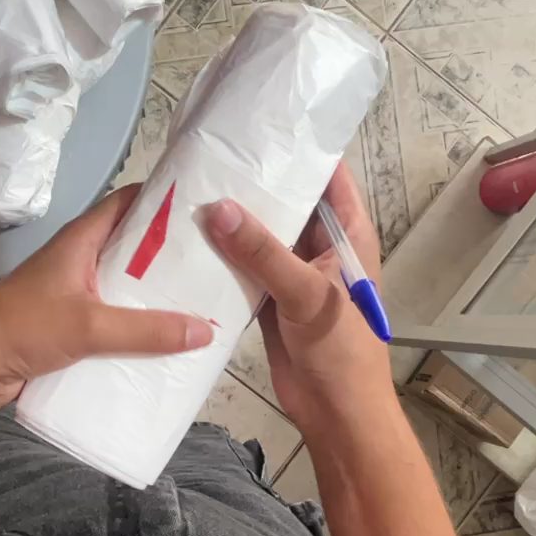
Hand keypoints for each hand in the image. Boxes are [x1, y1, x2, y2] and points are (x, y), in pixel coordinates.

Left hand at [0, 184, 211, 405]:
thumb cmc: (24, 328)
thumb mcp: (90, 327)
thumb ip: (147, 330)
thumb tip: (205, 330)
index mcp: (80, 240)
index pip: (128, 202)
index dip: (164, 198)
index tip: (204, 207)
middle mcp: (79, 258)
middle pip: (132, 244)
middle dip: (169, 253)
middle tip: (212, 261)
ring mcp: (73, 290)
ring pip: (123, 282)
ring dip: (153, 291)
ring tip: (199, 299)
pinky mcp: (70, 321)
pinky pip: (113, 313)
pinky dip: (136, 320)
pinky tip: (164, 335)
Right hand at [204, 166, 393, 431]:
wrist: (334, 411)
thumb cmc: (340, 348)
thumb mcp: (307, 293)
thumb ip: (263, 252)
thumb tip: (218, 208)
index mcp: (346, 232)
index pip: (326, 175)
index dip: (297, 149)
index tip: (256, 125)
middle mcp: (318, 246)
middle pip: (285, 203)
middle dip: (251, 184)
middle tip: (206, 158)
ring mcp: (291, 272)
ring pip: (259, 236)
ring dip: (231, 222)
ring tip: (189, 192)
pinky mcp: (268, 298)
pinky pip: (243, 269)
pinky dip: (221, 258)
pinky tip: (189, 243)